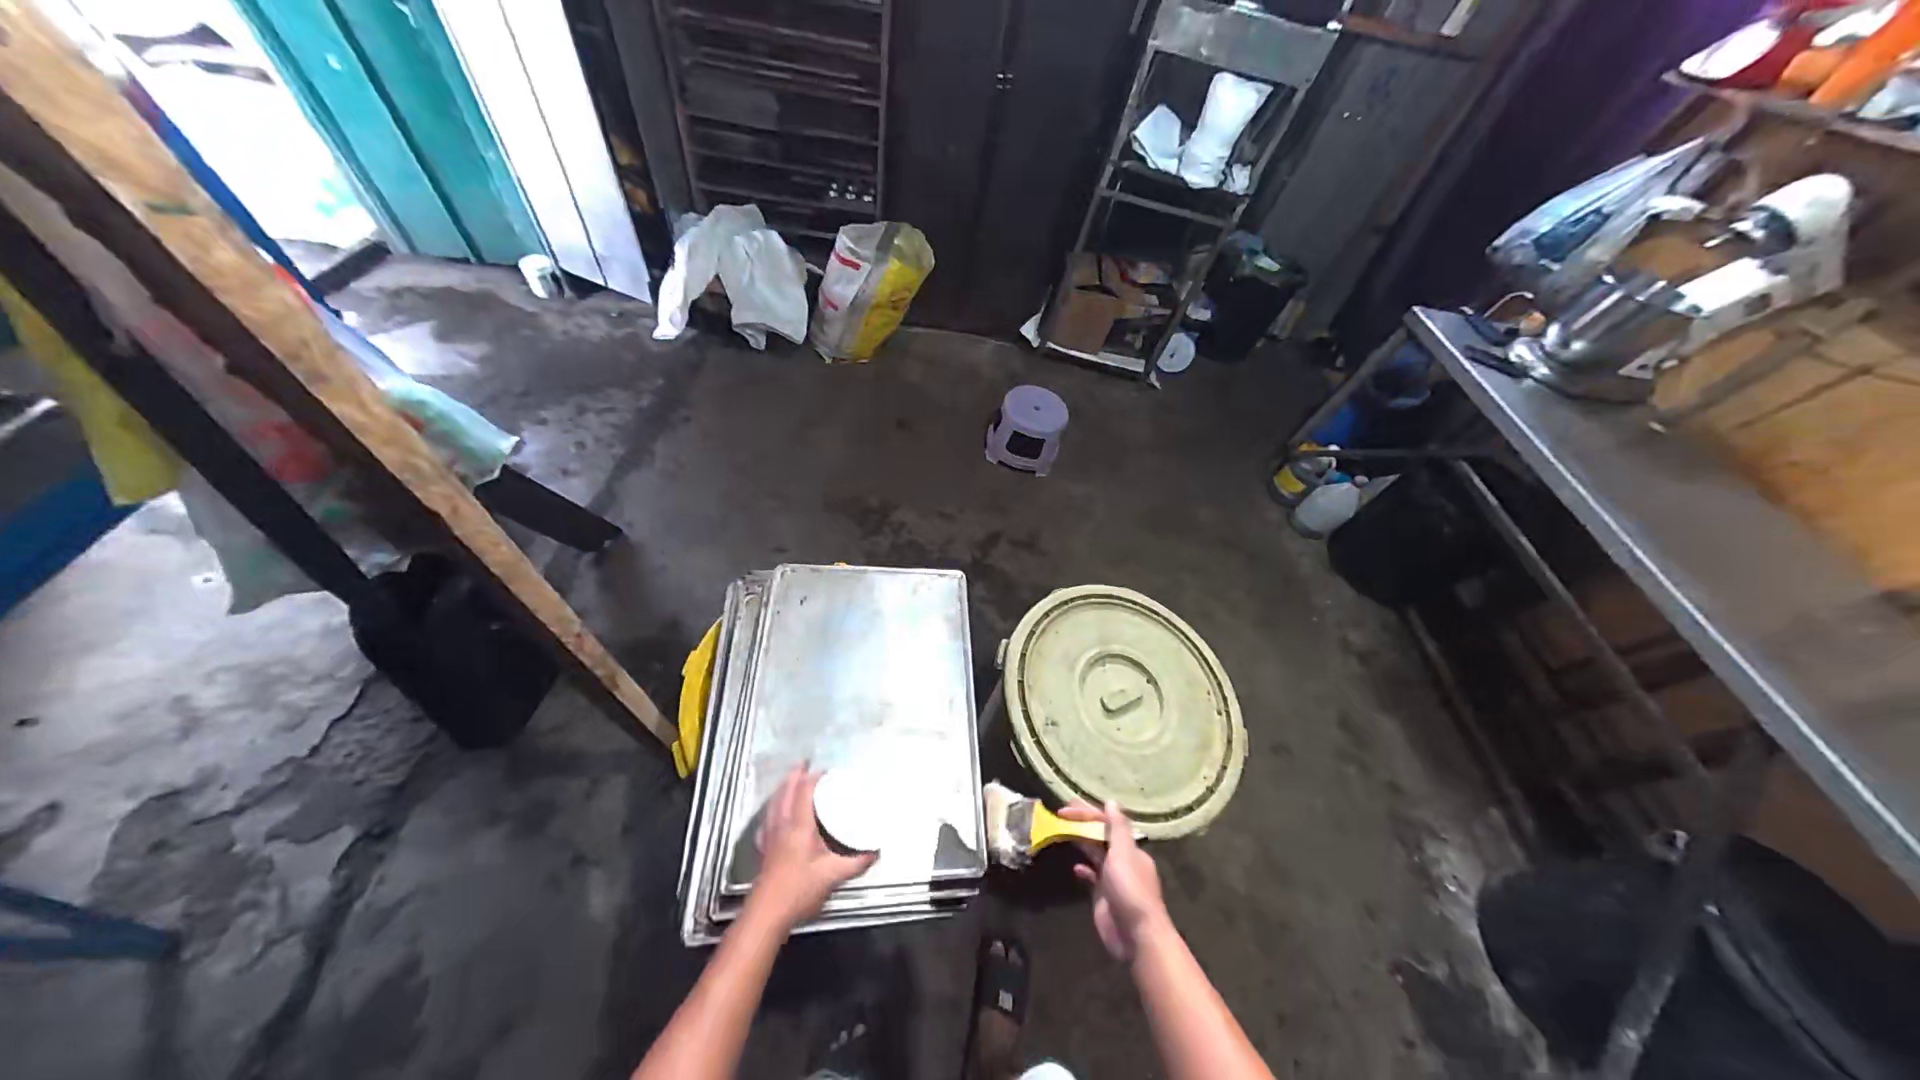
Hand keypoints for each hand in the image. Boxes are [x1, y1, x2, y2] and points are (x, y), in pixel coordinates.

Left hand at [749, 765, 876, 929]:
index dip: (814, 778)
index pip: (803, 792)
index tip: (827, 771)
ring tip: (790, 781)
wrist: (767, 914)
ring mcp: (769, 837)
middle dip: (795, 776)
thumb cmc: (799, 890)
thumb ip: (856, 862)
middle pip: (785, 792)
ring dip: (782, 789)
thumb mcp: (833, 876)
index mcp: (798, 826)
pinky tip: (774, 816)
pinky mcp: (764, 850)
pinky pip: (767, 821)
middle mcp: (782, 826)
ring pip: (773, 804)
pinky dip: (772, 811)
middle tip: (805, 764)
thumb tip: (876, 851)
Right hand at [1064, 800, 1169, 962]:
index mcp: (1130, 848)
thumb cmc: (1130, 890)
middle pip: (1100, 836)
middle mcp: (1122, 860)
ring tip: (1061, 832)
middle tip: (1060, 812)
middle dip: (1082, 823)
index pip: (1107, 823)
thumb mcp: (1124, 853)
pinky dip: (1083, 869)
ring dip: (1080, 841)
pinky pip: (1091, 876)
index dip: (1087, 813)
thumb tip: (1111, 802)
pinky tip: (1074, 867)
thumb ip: (1118, 828)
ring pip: (1094, 853)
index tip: (1067, 807)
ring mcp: (1112, 878)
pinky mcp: (1103, 896)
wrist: (1136, 935)